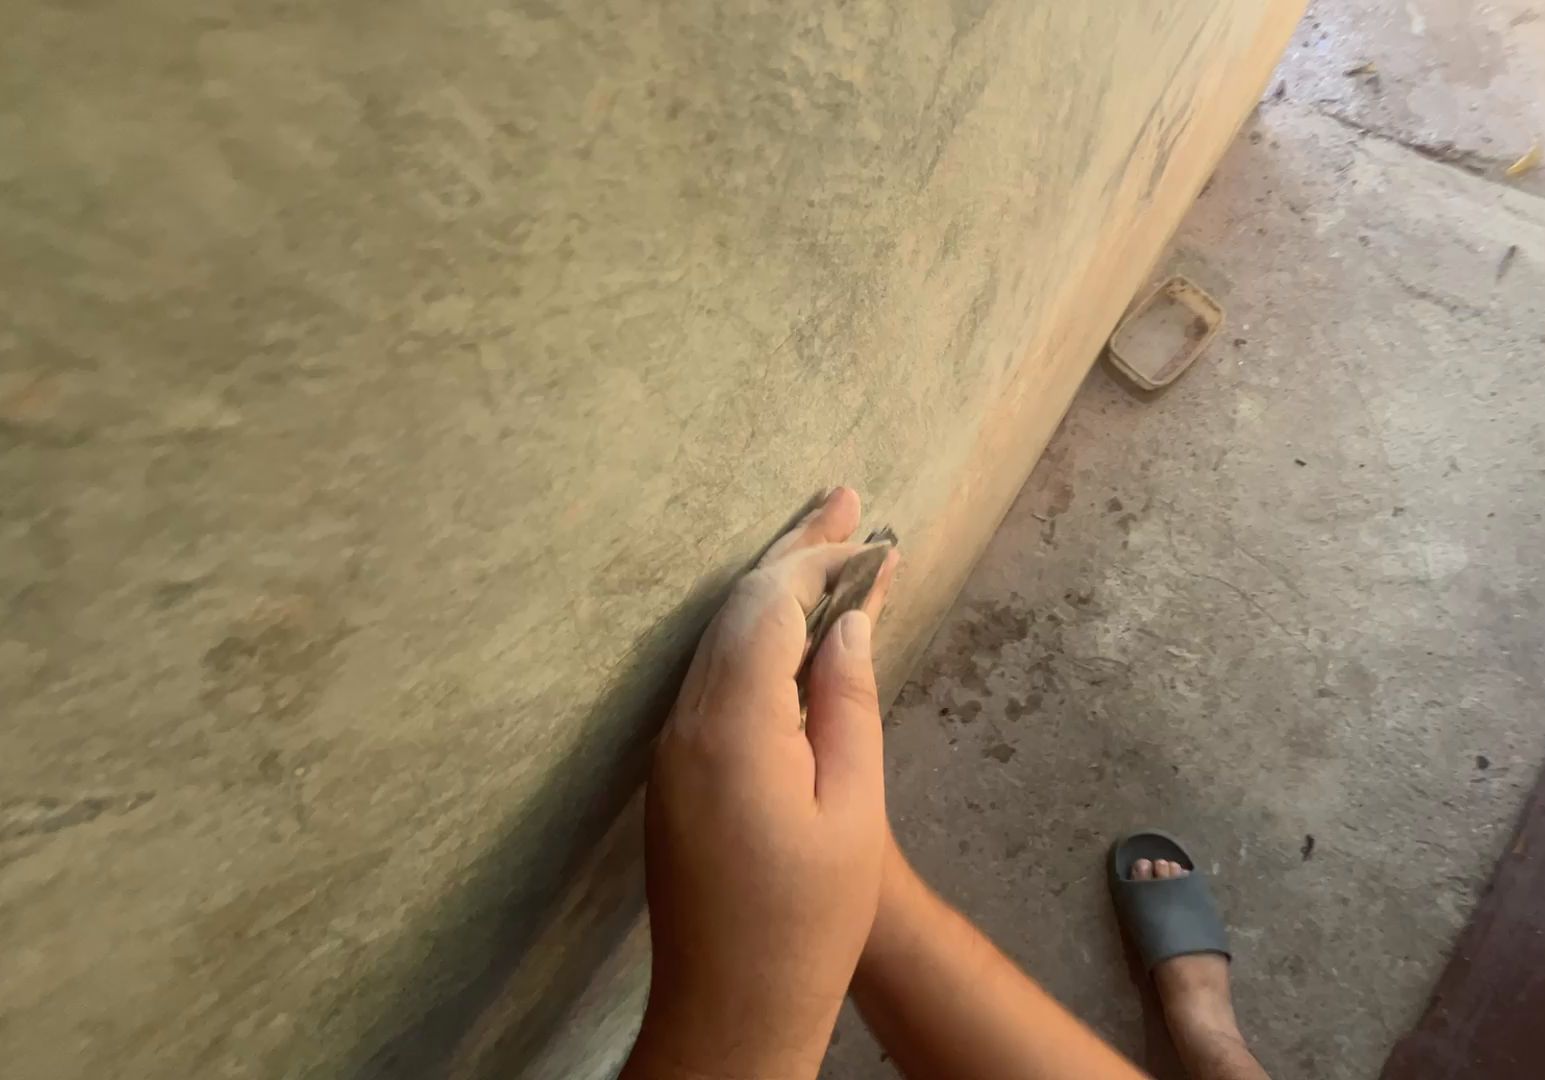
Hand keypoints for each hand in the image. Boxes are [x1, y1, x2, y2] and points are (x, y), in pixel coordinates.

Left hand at [628, 488, 897, 1079]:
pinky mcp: (679, 762)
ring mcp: (676, 741)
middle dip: (795, 549)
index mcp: (735, 729)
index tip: (869, 533)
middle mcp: (689, 721)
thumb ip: (847, 702)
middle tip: (842, 499)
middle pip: (740, 607)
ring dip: (776, 584)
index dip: (820, 560)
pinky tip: (796, 620)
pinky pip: (720, 670)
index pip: (771, 606)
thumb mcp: (853, 808)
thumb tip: (848, 622)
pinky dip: (761, 631)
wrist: (730, 1010)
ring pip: (725, 634)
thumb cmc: (809, 921)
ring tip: (826, 541)